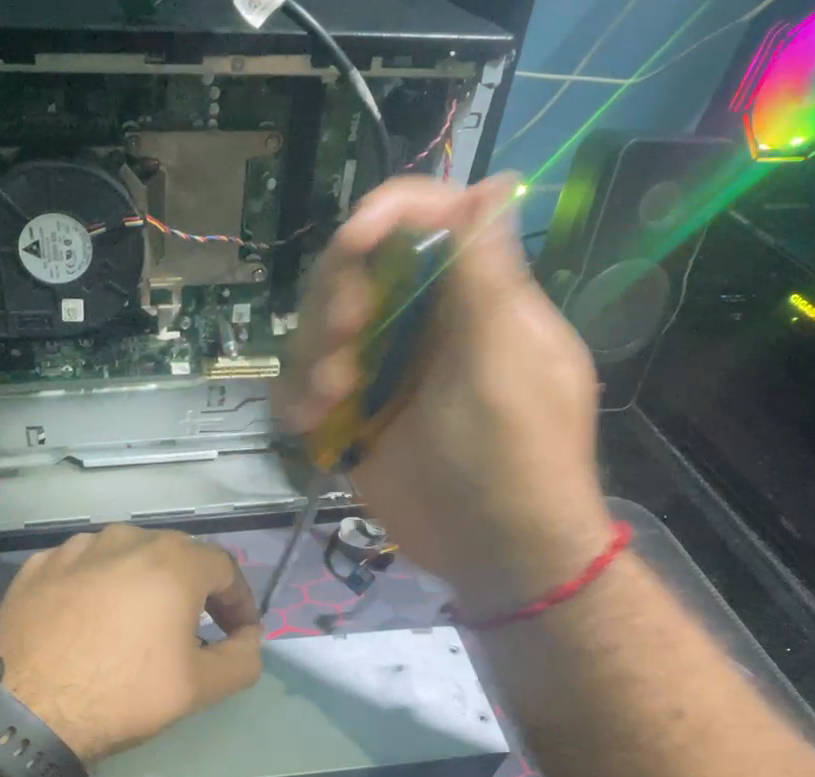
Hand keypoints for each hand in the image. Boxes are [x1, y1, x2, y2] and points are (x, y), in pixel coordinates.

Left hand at [0, 525, 264, 762]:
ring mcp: (75, 549)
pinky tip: (91, 622)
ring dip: (143, 584)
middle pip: (174, 556)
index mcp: (172, 561)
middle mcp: (125, 539)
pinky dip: (98, 588)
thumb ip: (242, 659)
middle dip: (194, 589)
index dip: (239, 600)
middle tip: (196, 629)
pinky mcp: (36, 567)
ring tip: (139, 624)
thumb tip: (249, 639)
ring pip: (125, 557)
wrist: (26, 710)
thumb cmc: (122, 694)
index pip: (224, 567)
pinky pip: (83, 569)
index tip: (240, 632)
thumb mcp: (200, 688)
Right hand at [277, 175, 614, 608]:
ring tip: (327, 402)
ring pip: (321, 328)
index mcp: (470, 298)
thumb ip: (489, 274)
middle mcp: (423, 325)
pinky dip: (298, 397)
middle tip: (345, 348)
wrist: (499, 557)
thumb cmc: (516, 457)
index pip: (426, 223)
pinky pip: (307, 386)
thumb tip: (496, 182)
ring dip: (311, 356)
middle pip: (355, 272)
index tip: (355, 242)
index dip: (386, 215)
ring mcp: (386, 372)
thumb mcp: (506, 362)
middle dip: (338, 300)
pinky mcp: (356, 416)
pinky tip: (308, 423)